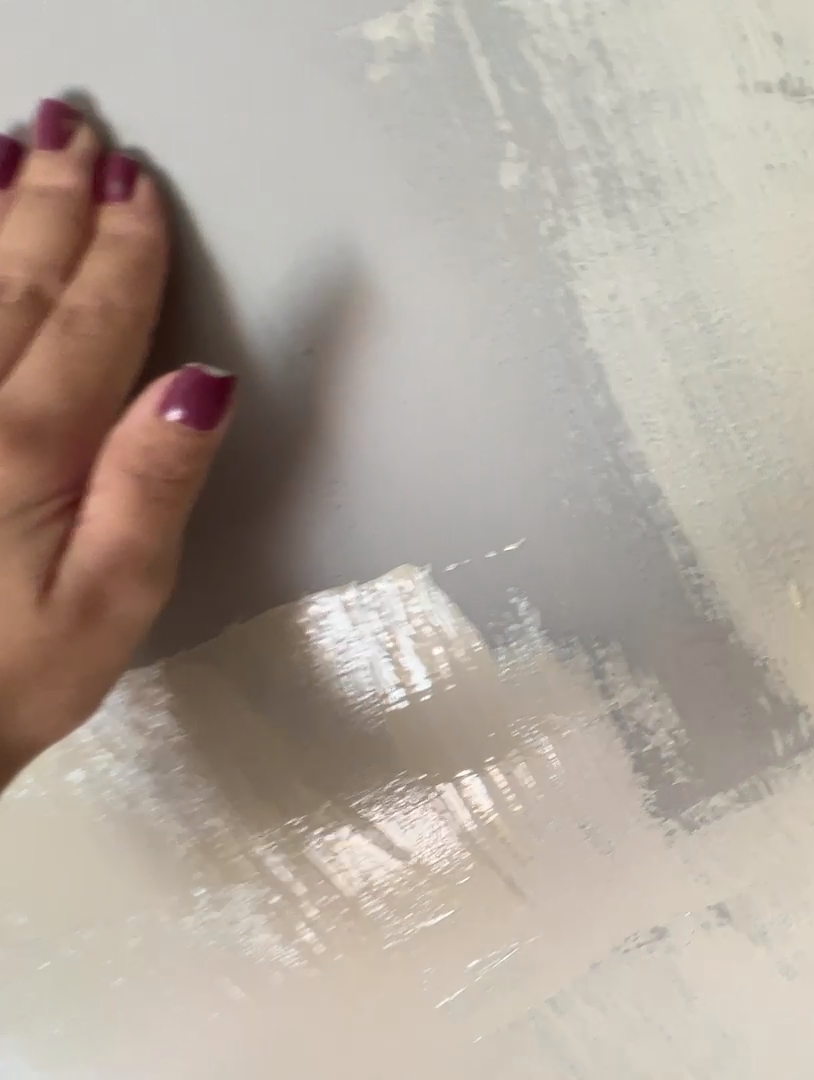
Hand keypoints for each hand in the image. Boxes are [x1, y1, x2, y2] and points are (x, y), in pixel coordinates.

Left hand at [0, 99, 232, 788]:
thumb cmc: (5, 676)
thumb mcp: (115, 594)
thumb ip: (154, 482)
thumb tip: (204, 387)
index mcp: (27, 450)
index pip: (92, 325)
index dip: (123, 254)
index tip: (143, 187)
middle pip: (5, 285)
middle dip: (47, 202)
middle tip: (73, 127)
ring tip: (6, 148)